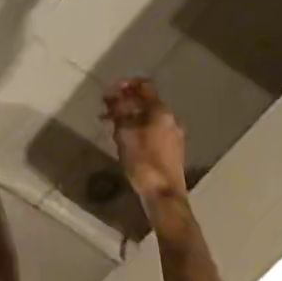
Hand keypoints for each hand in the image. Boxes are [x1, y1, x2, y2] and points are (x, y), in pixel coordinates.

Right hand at [103, 77, 187, 202]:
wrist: (164, 195)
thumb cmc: (143, 161)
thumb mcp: (124, 134)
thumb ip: (119, 113)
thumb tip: (113, 100)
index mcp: (162, 111)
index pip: (144, 87)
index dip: (126, 85)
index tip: (110, 91)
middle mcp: (171, 119)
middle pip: (147, 102)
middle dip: (126, 102)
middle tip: (107, 108)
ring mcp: (174, 134)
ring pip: (149, 116)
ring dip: (131, 115)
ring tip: (112, 123)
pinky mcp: (172, 148)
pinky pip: (154, 128)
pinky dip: (139, 126)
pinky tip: (125, 136)